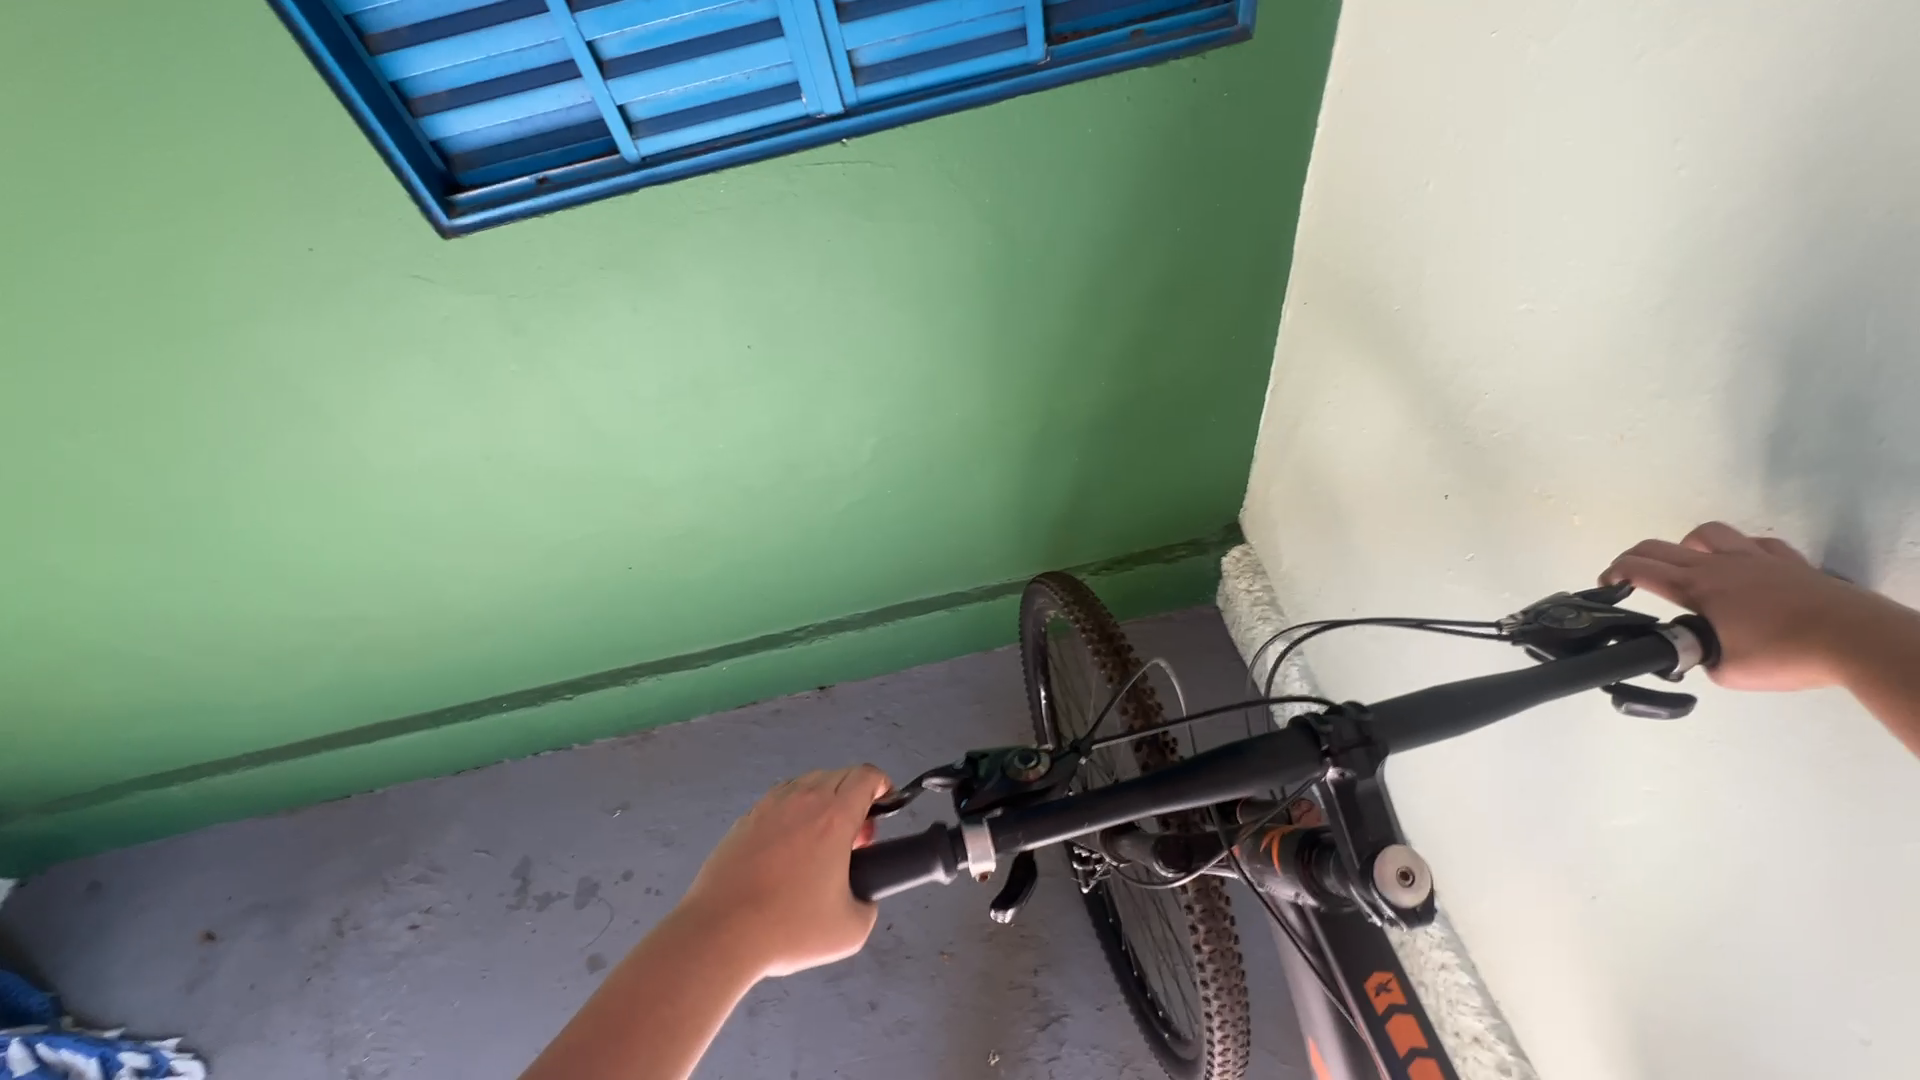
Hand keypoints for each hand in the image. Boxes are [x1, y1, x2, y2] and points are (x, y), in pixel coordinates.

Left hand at [677, 764, 890, 978]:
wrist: (719, 934)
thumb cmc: (787, 928)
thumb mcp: (851, 930)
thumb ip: (868, 904)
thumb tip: (860, 897)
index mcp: (834, 816)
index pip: (867, 776)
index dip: (883, 787)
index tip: (886, 808)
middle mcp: (802, 800)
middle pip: (840, 776)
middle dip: (856, 799)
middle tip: (856, 840)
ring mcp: (769, 806)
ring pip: (808, 785)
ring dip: (824, 804)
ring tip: (822, 847)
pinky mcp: (745, 820)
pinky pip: (780, 802)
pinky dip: (794, 815)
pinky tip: (789, 854)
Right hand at [1602, 521, 1885, 691]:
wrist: (1859, 642)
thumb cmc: (1787, 655)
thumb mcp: (1725, 671)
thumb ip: (1699, 656)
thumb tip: (1696, 651)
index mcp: (1696, 588)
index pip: (1636, 569)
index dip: (1611, 574)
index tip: (1606, 587)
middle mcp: (1718, 567)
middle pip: (1658, 547)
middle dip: (1633, 558)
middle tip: (1629, 577)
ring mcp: (1756, 560)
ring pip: (1707, 533)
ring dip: (1686, 545)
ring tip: (1689, 564)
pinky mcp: (1790, 563)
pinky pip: (1757, 544)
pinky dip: (1740, 551)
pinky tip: (1744, 567)